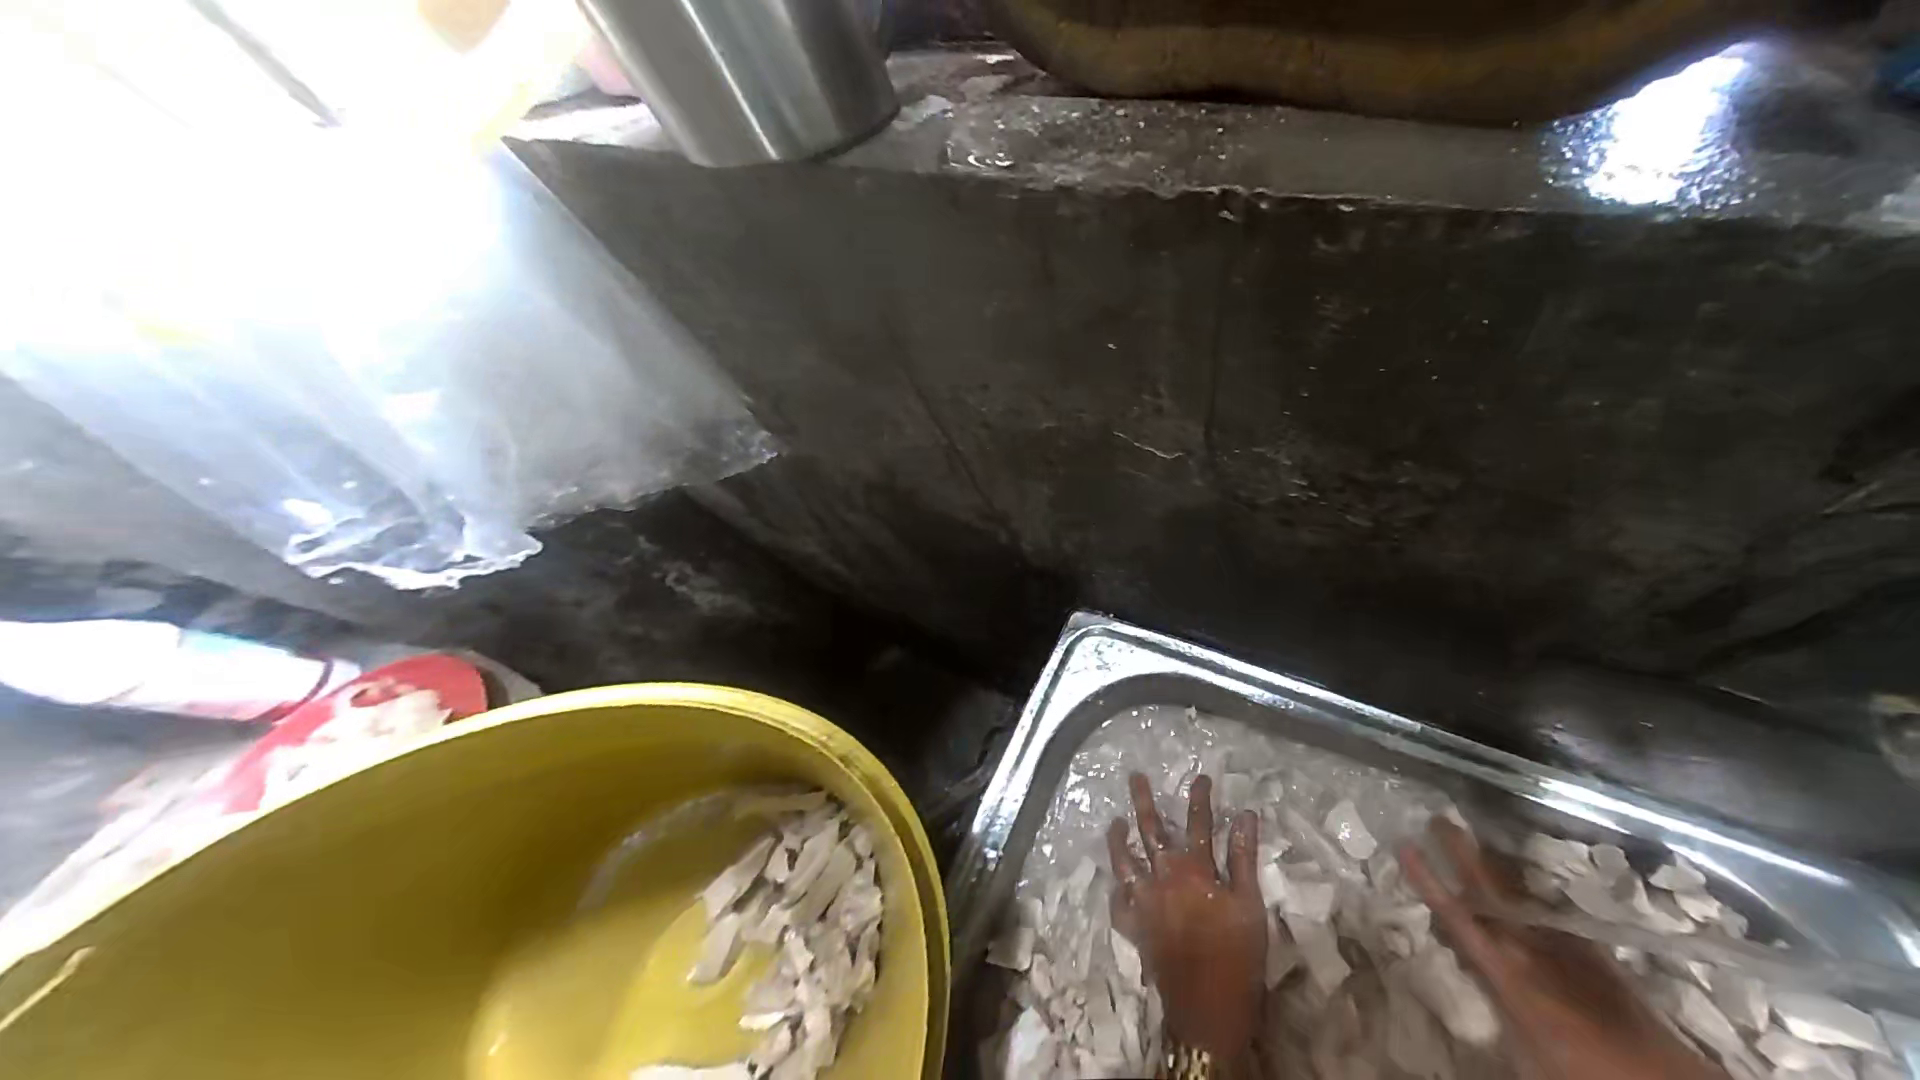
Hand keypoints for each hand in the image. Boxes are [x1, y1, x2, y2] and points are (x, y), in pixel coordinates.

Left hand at [1107, 772, 1265, 1061]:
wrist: (1208, 1005)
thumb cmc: (1237, 954)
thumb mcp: (1250, 904)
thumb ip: (1243, 857)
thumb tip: (1245, 815)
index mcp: (1193, 868)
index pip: (1198, 823)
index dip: (1200, 798)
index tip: (1201, 776)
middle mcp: (1162, 876)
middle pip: (1150, 830)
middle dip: (1143, 801)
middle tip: (1134, 777)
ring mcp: (1143, 899)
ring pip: (1124, 859)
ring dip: (1119, 838)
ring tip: (1115, 821)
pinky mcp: (1133, 924)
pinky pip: (1117, 900)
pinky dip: (1116, 887)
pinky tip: (1114, 879)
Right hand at [1400, 820, 1727, 1079]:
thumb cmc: (1578, 1068)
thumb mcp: (1522, 1047)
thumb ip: (1494, 1002)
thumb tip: (1472, 974)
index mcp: (1504, 969)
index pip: (1454, 914)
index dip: (1427, 880)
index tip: (1405, 846)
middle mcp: (1528, 946)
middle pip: (1489, 889)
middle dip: (1462, 852)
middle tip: (1440, 818)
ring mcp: (1563, 944)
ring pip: (1520, 894)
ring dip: (1495, 865)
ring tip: (1476, 840)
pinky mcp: (1593, 951)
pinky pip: (1550, 910)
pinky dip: (1529, 892)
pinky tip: (1525, 884)